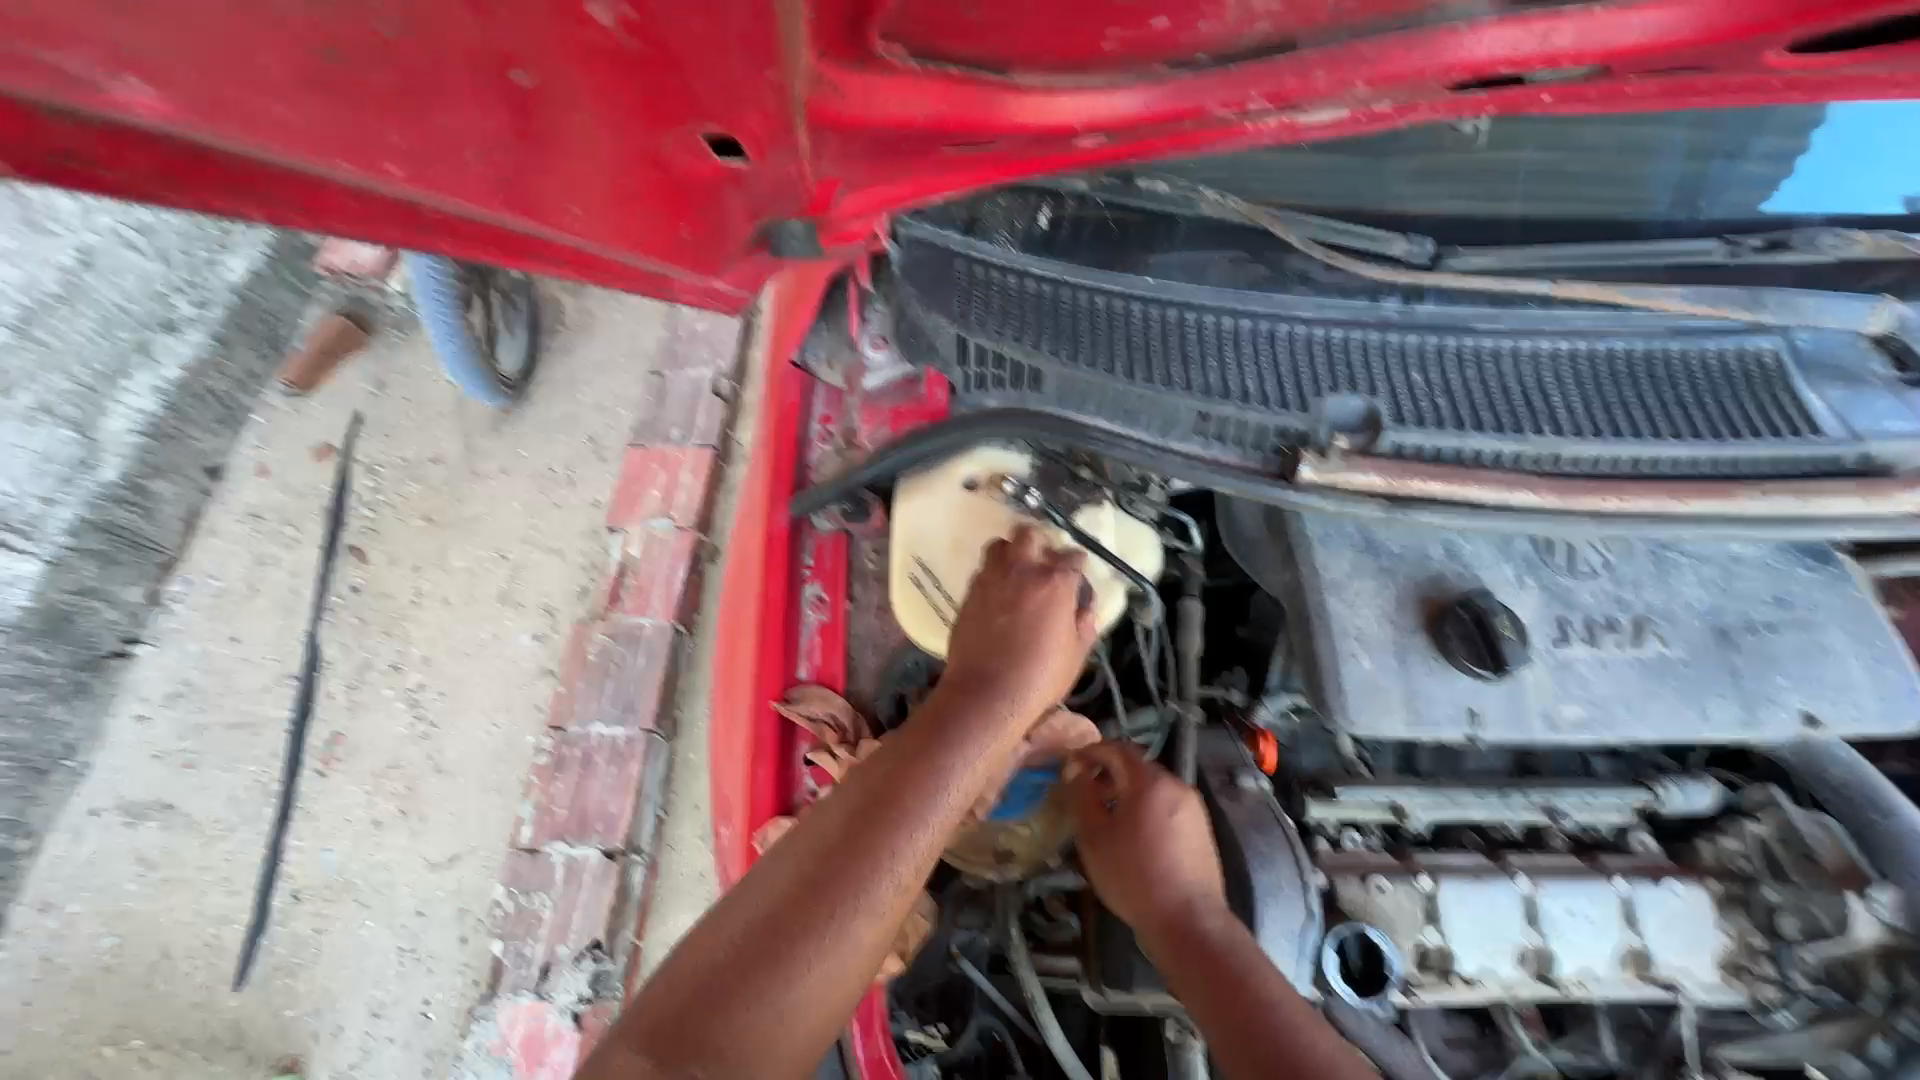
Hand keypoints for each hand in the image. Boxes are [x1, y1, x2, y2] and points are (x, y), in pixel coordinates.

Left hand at [940, 524, 1097, 724]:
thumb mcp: (1076, 654)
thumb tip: (1085, 609)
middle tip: (1043, 564)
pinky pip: (982, 570)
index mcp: (1055, 582)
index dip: (1077, 564)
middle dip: (1039, 543)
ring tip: (1016, 571)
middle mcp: (1022, 570)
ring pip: (999, 545)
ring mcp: (991, 578)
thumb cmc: (1039, 677)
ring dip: (1011, 552)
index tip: (1076, 574)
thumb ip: (1084, 624)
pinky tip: (998, 593)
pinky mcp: (969, 592)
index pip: (1072, 556)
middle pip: (1029, 534)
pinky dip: (993, 574)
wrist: (987, 693)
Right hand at [1063, 741, 1227, 943]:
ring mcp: (1193, 808)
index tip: (1071, 766)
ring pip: (1153, 787)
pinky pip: (1167, 806)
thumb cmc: (1134, 876)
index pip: (1117, 749)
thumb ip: (1082, 795)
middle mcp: (1176, 786)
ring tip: (1107, 817)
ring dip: (1127, 792)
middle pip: (1137, 767)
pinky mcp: (1201, 829)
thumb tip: (1075, 768)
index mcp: (1150, 782)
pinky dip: (1146, 808)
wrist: (1189, 922)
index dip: (1091, 752)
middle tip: (1086, 793)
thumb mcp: (1095, 836)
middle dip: (1108, 773)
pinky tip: (1134, 836)